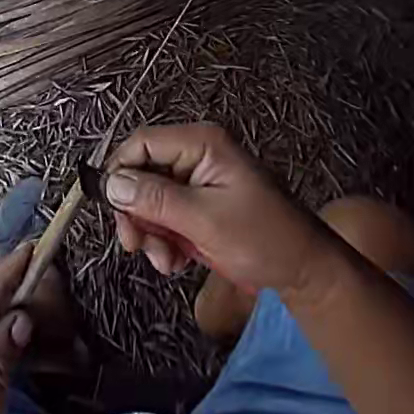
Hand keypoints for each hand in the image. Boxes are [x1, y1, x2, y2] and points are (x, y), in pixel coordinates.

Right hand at [104, 123, 337, 294]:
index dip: (120, 172)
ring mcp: (197, 181)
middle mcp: (195, 155)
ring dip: (150, 232)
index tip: (112, 209)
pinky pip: (164, 216)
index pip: (142, 143)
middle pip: (142, 172)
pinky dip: (163, 240)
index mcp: (201, 143)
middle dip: (136, 212)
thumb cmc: (262, 238)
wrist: (303, 271)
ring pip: (149, 198)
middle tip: (136, 246)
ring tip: (165, 260)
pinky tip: (175, 261)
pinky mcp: (198, 205)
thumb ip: (155, 199)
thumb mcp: (204, 219)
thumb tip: (111, 184)